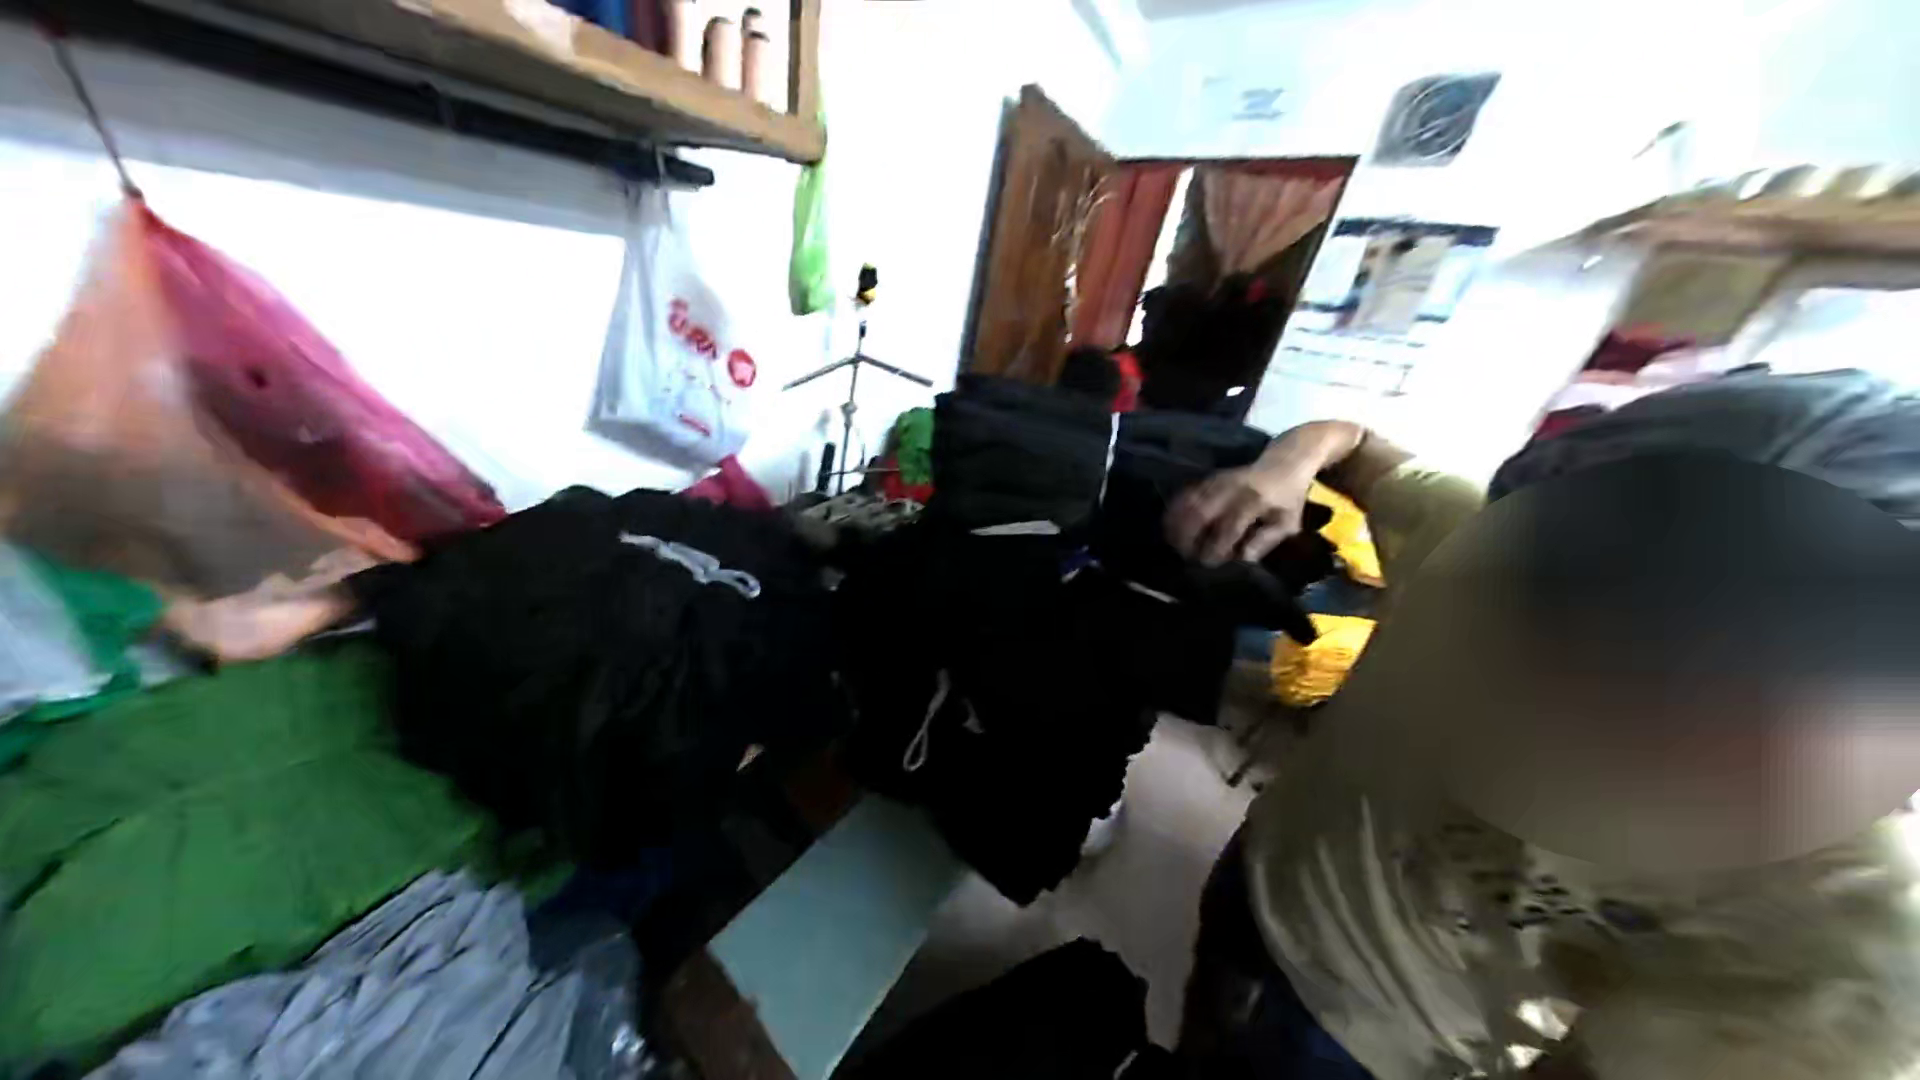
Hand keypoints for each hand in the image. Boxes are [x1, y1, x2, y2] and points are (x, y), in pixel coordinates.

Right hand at [1166, 460, 1316, 566]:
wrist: (1285, 463)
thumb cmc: (1287, 499)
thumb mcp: (1287, 523)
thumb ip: (1265, 542)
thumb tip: (1241, 560)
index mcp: (1255, 500)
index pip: (1229, 527)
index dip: (1216, 547)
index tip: (1208, 563)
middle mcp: (1232, 488)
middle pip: (1202, 512)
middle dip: (1188, 536)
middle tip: (1184, 555)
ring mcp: (1218, 480)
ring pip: (1189, 502)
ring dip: (1177, 523)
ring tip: (1172, 542)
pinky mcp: (1210, 478)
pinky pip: (1186, 493)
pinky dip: (1175, 509)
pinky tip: (1170, 524)